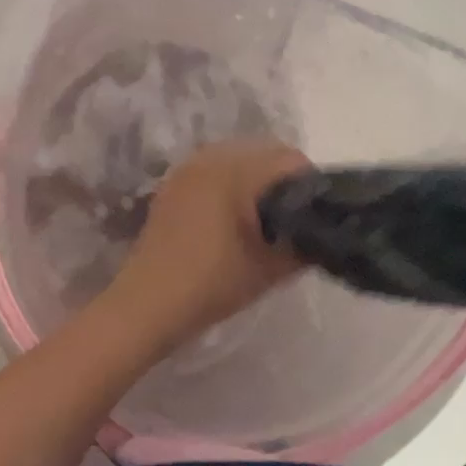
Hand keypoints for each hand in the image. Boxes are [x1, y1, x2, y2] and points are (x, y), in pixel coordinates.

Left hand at [103, 140, 311, 351]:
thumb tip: (320, 234)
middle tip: (288, 231)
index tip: (313, 225)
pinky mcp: (168, 193)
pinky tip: (229, 234)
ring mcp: (184, 173)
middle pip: (263, 159)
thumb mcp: (269, 269)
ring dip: (253, 194)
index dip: (311, 192)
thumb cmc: (210, 284)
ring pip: (236, 170)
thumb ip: (304, 246)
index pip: (292, 161)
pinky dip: (226, 200)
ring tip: (258, 234)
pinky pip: (211, 183)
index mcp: (235, 166)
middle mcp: (209, 156)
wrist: (146, 308)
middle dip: (280, 190)